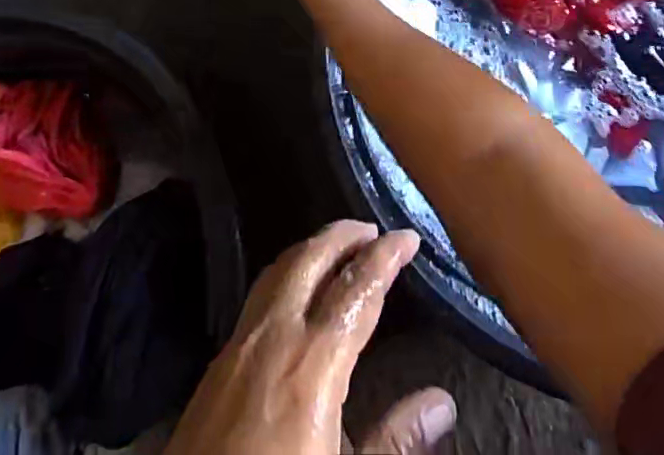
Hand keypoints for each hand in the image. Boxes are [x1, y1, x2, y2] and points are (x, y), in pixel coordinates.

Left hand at [164, 221, 455, 454]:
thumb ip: (396, 438)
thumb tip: (441, 402)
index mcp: (312, 363)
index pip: (356, 291)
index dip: (384, 259)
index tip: (407, 236)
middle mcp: (274, 335)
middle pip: (309, 261)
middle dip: (341, 236)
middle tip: (372, 229)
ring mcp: (241, 341)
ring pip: (278, 270)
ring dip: (312, 249)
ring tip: (339, 247)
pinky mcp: (221, 356)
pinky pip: (260, 293)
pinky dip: (286, 273)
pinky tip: (295, 289)